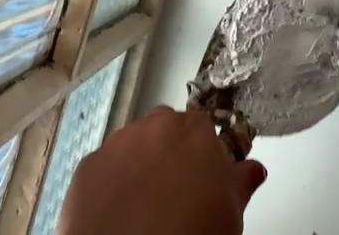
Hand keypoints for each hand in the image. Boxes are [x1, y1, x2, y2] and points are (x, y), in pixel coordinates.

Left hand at [59, 106, 267, 234]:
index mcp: (194, 131)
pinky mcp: (85, 167)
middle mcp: (154, 126)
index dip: (202, 148)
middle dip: (169, 150)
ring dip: (139, 162)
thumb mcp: (229, 215)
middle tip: (175, 191)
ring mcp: (116, 143)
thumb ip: (241, 183)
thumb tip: (253, 168)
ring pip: (132, 143)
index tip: (204, 173)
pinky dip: (110, 182)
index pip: (202, 123)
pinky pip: (103, 167)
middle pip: (165, 127)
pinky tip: (117, 212)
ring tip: (144, 204)